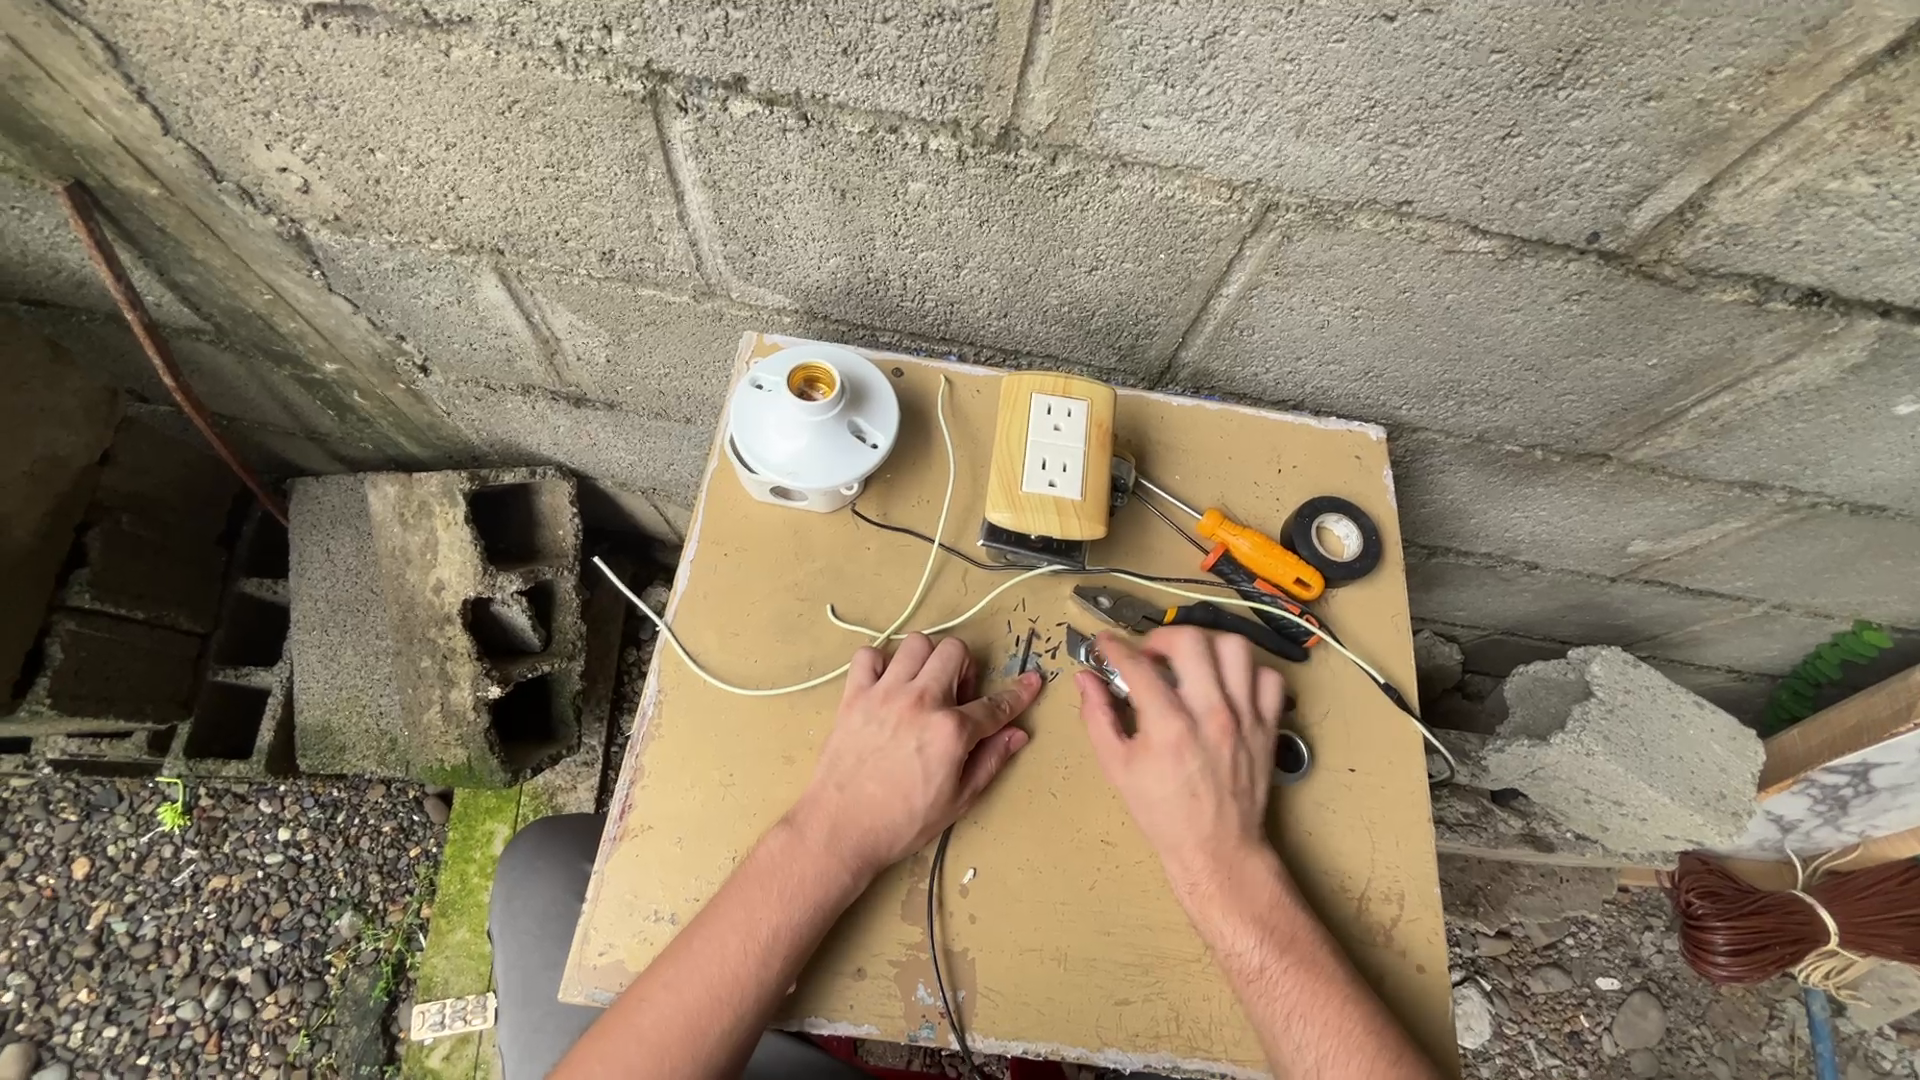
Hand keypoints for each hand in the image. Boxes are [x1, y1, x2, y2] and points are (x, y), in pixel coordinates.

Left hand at [792, 633, 1042, 879]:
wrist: (840, 830)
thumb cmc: (902, 823)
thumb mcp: (958, 800)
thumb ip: (991, 760)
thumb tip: (1018, 734)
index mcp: (951, 731)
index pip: (995, 704)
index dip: (1019, 693)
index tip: (1031, 681)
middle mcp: (920, 702)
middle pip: (955, 651)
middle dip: (965, 668)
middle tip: (957, 696)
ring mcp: (884, 694)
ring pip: (916, 643)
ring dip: (927, 659)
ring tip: (923, 686)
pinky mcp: (854, 696)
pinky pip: (868, 655)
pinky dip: (881, 663)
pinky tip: (887, 686)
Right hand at [1078, 627, 1285, 893]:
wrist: (1217, 849)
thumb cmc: (1162, 812)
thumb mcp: (1116, 767)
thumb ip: (1097, 717)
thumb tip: (1085, 679)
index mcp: (1168, 726)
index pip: (1138, 664)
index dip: (1114, 646)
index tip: (1106, 643)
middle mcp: (1210, 713)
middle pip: (1191, 641)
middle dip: (1162, 637)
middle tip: (1150, 654)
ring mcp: (1244, 717)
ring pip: (1235, 648)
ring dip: (1206, 645)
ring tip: (1190, 661)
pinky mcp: (1267, 726)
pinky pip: (1268, 677)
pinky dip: (1246, 671)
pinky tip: (1226, 683)